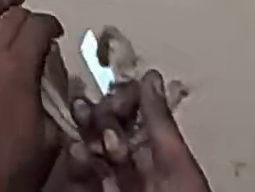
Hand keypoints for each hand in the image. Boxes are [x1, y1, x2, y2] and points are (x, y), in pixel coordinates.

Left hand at [0, 0, 63, 191]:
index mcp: (19, 66)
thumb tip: (56, 74)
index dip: (51, 24)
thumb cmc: (18, 162)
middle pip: (14, 15)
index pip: (38, 25)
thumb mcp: (52, 131)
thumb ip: (55, 94)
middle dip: (31, 17)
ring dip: (2, 0)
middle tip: (40, 30)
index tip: (58, 34)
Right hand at [59, 72, 208, 191]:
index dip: (122, 97)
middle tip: (104, 130)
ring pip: (89, 143)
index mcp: (158, 150)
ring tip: (85, 136)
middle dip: (100, 116)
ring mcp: (113, 181)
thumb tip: (150, 74)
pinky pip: (79, 173)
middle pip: (107, 121)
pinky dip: (76, 161)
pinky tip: (78, 155)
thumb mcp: (178, 168)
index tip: (118, 101)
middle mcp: (134, 162)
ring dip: (85, 134)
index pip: (133, 107)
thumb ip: (160, 121)